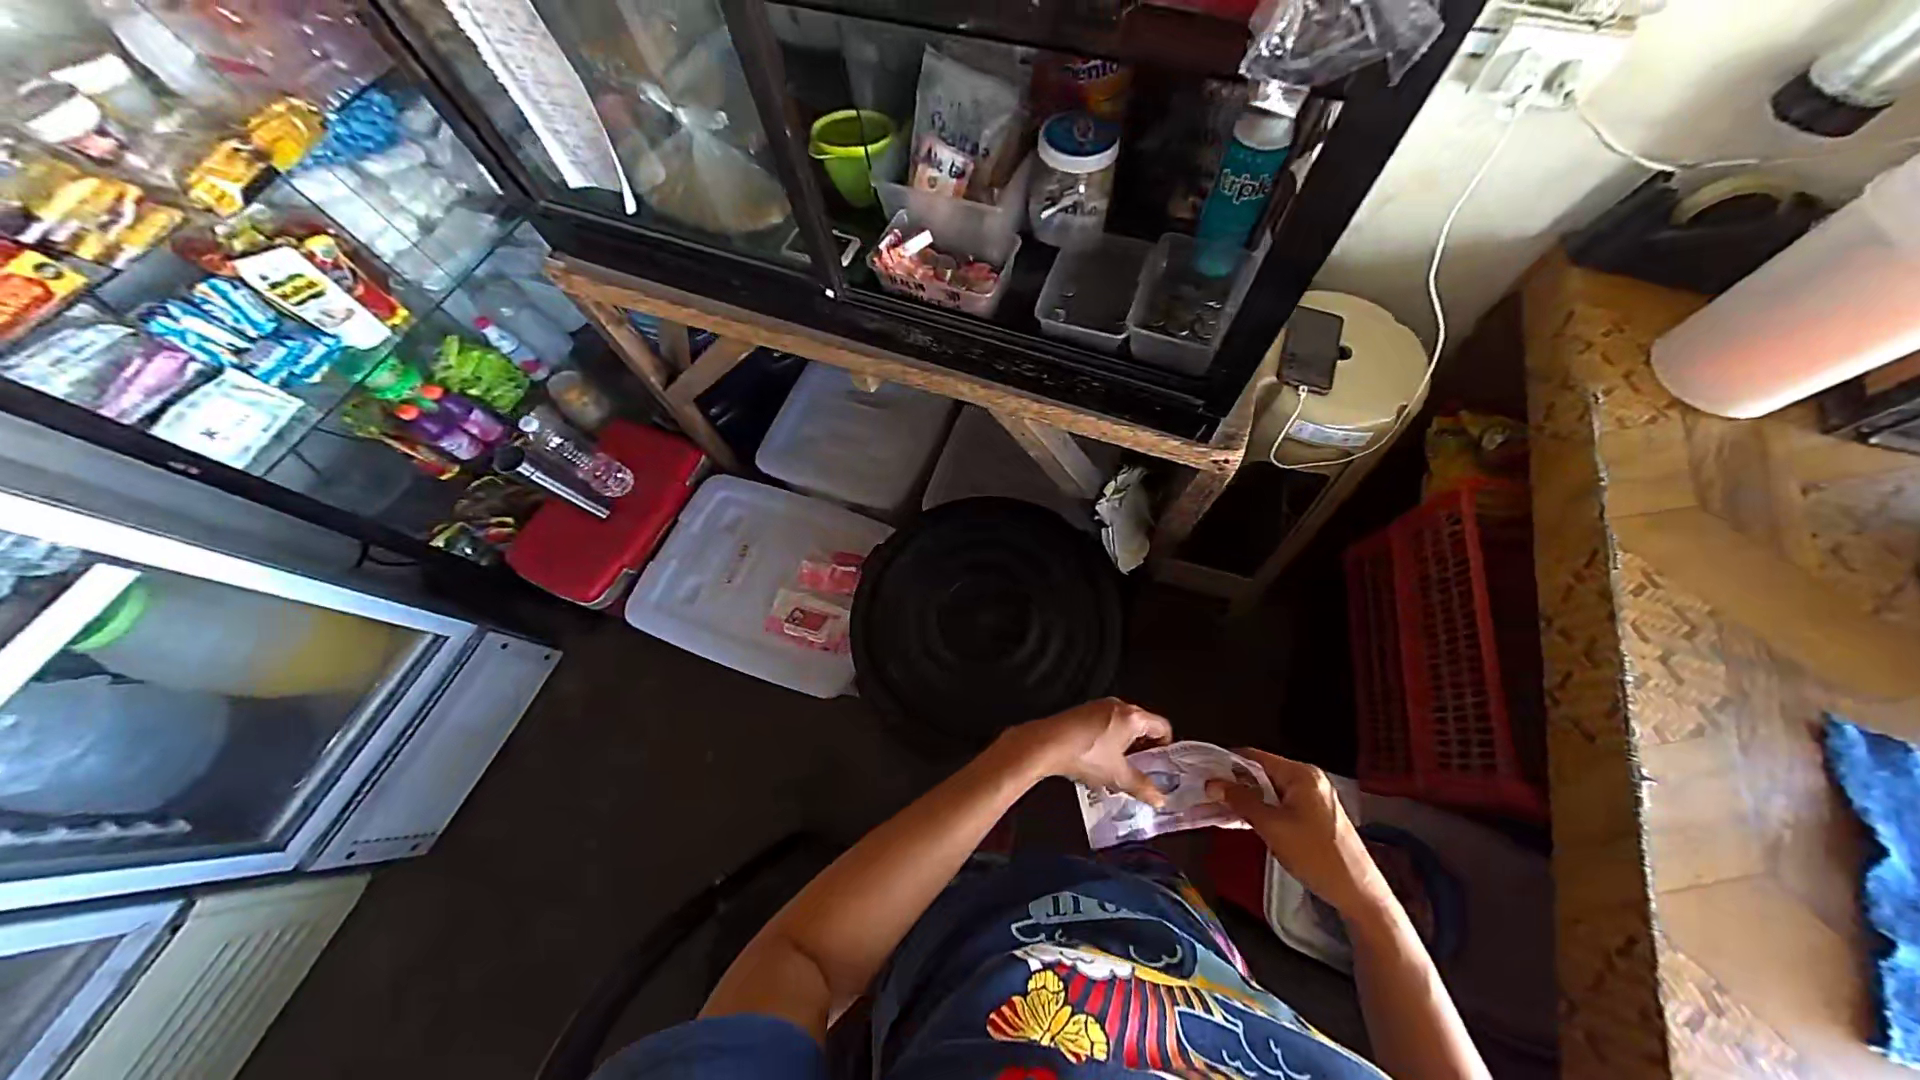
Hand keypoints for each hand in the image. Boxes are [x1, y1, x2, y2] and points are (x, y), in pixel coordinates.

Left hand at [1004, 698, 1172, 806]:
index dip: (1166, 747)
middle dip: (1143, 749)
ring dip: (1124, 747)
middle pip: (1142, 726)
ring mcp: (1098, 706)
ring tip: (1118, 770)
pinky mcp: (1082, 712)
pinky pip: (1105, 725)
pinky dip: (1108, 741)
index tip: (1160, 765)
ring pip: (1122, 726)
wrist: (1046, 744)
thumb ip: (1142, 788)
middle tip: (1141, 770)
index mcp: (1133, 716)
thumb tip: (1159, 799)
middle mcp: (1117, 706)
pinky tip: (1098, 761)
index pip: (1162, 726)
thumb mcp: (1118, 776)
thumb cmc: (1087, 755)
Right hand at [1207, 749, 1390, 918]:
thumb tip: (1214, 784)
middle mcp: (1307, 780)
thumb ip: (1240, 801)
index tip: (1201, 773)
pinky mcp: (1311, 816)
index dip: (1225, 763)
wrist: (1359, 894)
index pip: (1253, 756)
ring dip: (1241, 800)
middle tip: (1203, 794)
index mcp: (1301, 774)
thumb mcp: (1272, 827)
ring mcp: (1310, 798)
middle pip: (1259, 773)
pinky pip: (1276, 804)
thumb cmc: (1317, 856)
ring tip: (1211, 808)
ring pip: (1265, 791)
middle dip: (1231, 784)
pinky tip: (1235, 820)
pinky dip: (1257, 811)